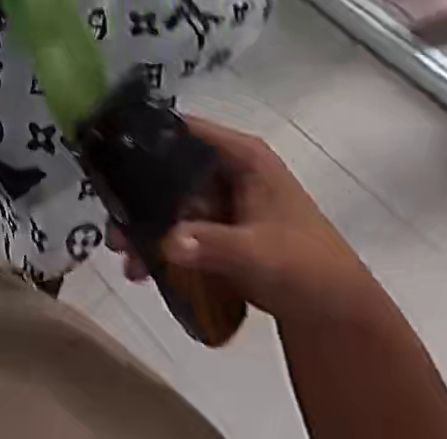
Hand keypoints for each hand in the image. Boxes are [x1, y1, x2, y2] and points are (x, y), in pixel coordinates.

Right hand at [108, 118, 380, 326]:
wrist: (339, 317)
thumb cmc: (308, 269)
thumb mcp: (260, 254)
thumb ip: (214, 245)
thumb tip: (168, 242)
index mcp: (242, 156)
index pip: (184, 129)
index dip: (146, 135)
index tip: (108, 152)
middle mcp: (227, 169)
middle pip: (169, 167)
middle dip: (137, 194)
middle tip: (112, 220)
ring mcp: (221, 199)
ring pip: (169, 199)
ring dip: (144, 224)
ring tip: (121, 252)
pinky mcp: (217, 227)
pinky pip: (177, 225)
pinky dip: (158, 243)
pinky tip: (141, 269)